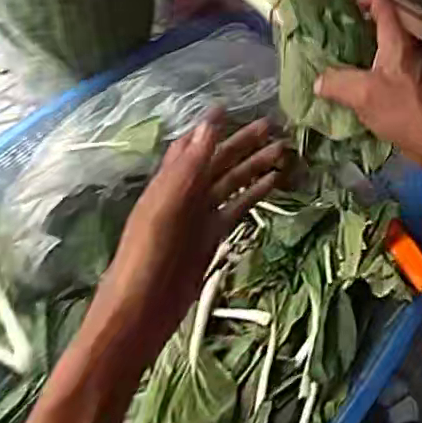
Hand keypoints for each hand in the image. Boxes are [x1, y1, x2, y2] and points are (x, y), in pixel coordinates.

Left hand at [86, 110, 286, 358]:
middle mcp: (185, 195)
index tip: (234, 106)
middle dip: (244, 142)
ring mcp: (199, 216)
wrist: (138, 316)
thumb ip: (191, 162)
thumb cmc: (146, 257)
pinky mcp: (211, 237)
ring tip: (283, 150)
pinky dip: (255, 192)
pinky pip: (237, 207)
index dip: (211, 126)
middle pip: (218, 160)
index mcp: (169, 183)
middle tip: (274, 125)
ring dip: (255, 164)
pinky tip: (274, 182)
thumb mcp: (167, 206)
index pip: (192, 144)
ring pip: (232, 181)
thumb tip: (213, 118)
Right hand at [314, 0, 421, 181]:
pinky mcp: (406, 84)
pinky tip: (345, 75)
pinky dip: (362, 63)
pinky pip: (379, 64)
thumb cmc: (406, 111)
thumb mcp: (364, 95)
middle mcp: (404, 47)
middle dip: (353, 16)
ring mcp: (406, 65)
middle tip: (325, 17)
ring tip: (329, 44)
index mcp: (396, 41)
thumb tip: (318, 79)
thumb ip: (338, 82)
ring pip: (378, 43)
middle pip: (378, 21)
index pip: (380, 3)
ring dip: (356, 41)